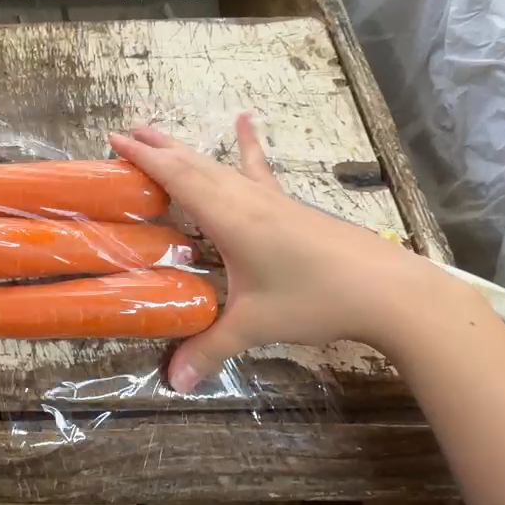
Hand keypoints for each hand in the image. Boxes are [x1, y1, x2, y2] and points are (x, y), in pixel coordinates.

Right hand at [109, 115, 459, 392]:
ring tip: (160, 134)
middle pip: (192, 163)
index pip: (176, 177)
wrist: (389, 290)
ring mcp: (269, 198)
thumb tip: (172, 382)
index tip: (114, 139)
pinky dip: (248, 145)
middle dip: (157, 146)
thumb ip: (210, 349)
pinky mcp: (289, 205)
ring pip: (217, 164)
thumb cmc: (315, 300)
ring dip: (185, 148)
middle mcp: (244, 198)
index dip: (143, 157)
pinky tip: (247, 121)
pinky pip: (258, 169)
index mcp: (228, 217)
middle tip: (127, 132)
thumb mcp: (256, 325)